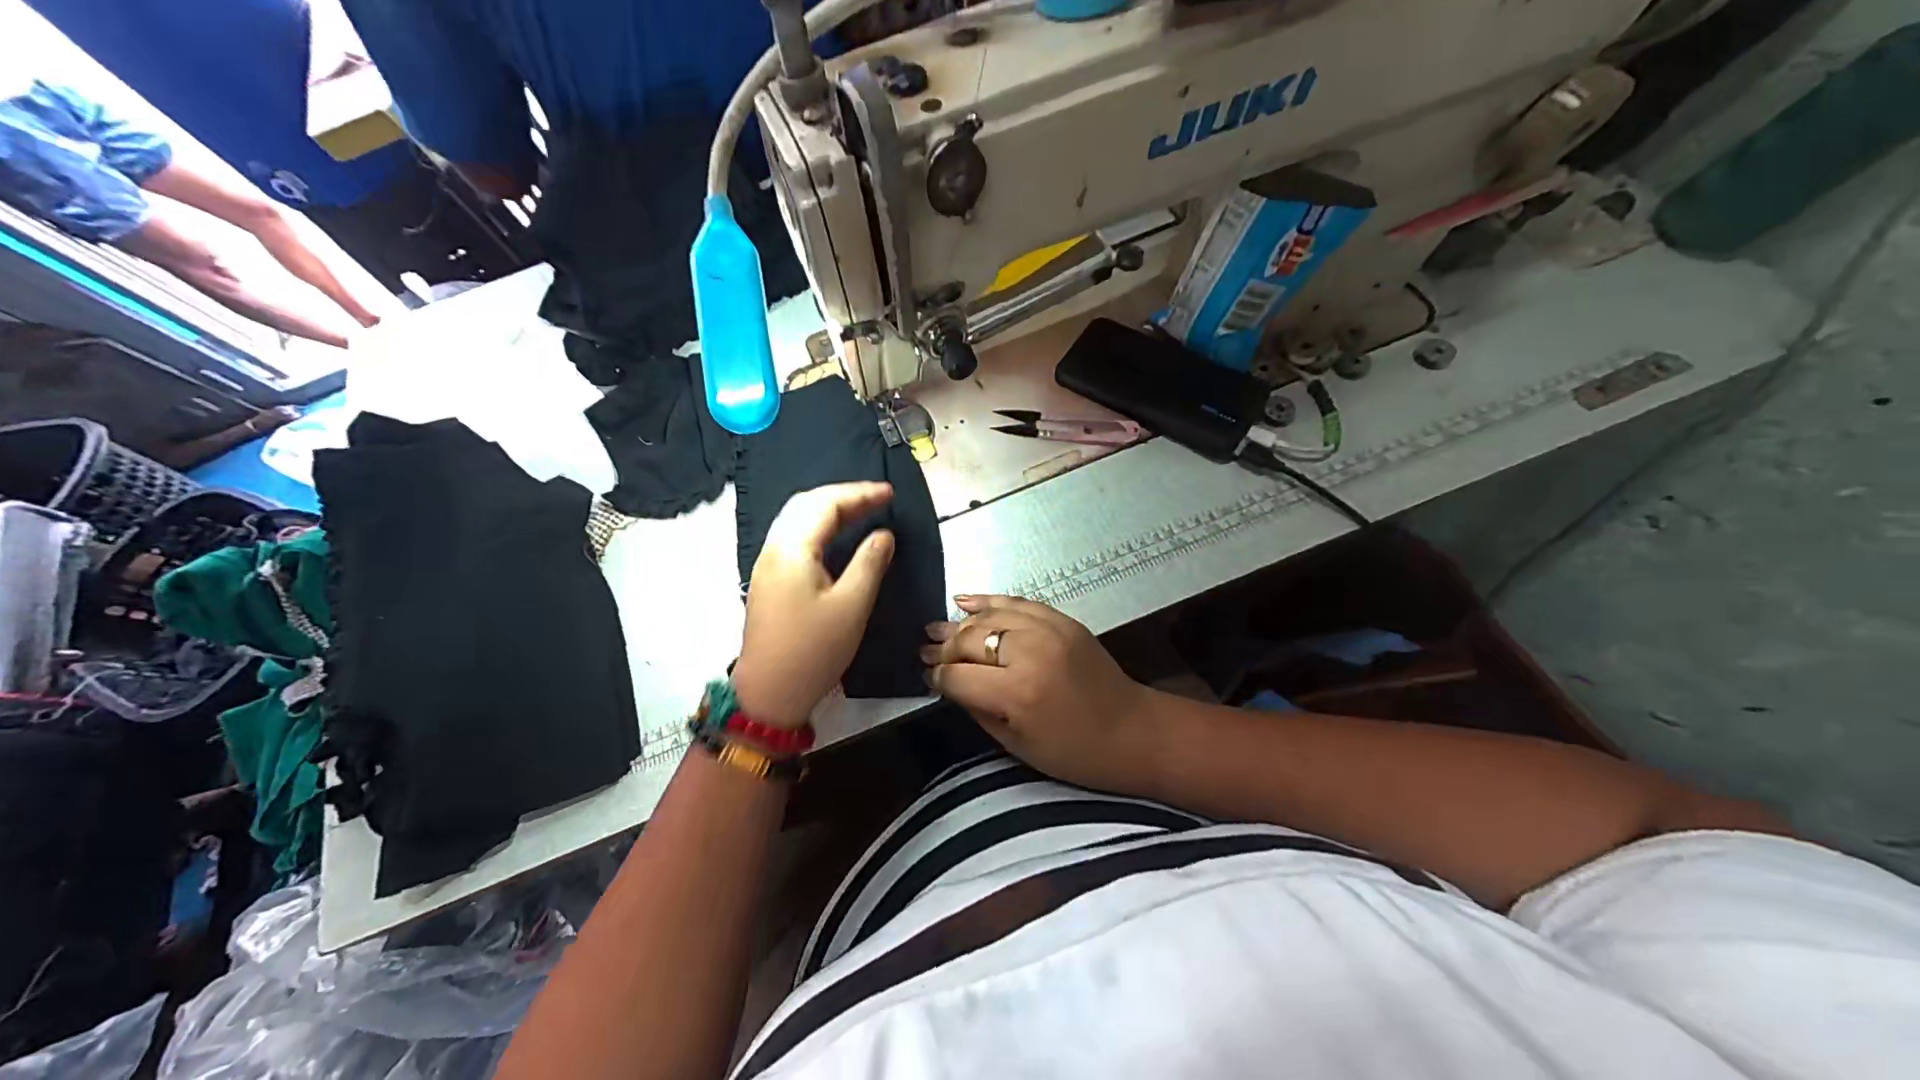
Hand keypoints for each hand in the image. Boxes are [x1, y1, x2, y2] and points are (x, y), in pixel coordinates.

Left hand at [734, 482, 895, 727]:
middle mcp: (774, 549)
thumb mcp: (852, 605)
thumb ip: (870, 562)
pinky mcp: (768, 582)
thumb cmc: (814, 649)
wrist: (769, 693)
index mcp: (792, 549)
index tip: (890, 493)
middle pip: (805, 505)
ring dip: (828, 509)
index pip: (826, 504)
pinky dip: (817, 526)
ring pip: (796, 520)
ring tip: (861, 512)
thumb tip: (883, 534)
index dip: (860, 494)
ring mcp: (767, 565)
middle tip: (877, 499)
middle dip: (842, 496)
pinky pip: (793, 537)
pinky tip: (835, 538)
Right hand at [923, 595, 1161, 794]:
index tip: (927, 679)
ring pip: (989, 617)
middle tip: (924, 652)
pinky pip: (1017, 602)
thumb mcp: (1016, 744)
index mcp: (1017, 692)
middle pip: (969, 640)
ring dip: (960, 624)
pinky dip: (989, 600)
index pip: (957, 676)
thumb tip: (948, 683)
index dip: (937, 678)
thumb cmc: (1074, 753)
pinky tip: (965, 601)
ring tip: (935, 629)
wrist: (1134, 731)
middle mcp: (1029, 651)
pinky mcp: (1062, 620)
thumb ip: (976, 708)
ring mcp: (1048, 629)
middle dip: (943, 649)